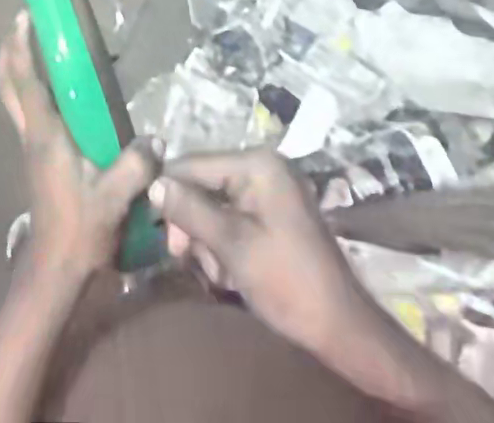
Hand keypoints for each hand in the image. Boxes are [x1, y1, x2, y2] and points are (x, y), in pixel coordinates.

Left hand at [0, 12, 158, 287]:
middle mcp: (31, 134)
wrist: (56, 267)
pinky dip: (29, 87)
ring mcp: (30, 144)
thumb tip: (157, 140)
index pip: (27, 82)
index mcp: (45, 135)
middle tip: (22, 22)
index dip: (23, 47)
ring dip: (16, 67)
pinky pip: (25, 110)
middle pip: (8, 83)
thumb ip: (135, 166)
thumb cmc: (80, 230)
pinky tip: (54, 88)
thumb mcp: (114, 199)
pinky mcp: (37, 155)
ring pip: (13, 96)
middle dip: (10, 50)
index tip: (24, 15)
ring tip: (34, 44)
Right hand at [148, 149, 369, 356]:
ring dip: (204, 239)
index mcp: (257, 165)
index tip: (152, 227)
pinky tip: (227, 272)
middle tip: (183, 256)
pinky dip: (221, 243)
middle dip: (190, 223)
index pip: (193, 164)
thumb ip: (189, 210)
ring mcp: (268, 190)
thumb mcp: (232, 245)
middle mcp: (262, 168)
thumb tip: (152, 184)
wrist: (341, 329)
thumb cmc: (288, 281)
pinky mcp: (270, 213)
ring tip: (215, 272)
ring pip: (211, 204)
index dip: (168, 191)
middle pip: (201, 184)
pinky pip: (229, 217)